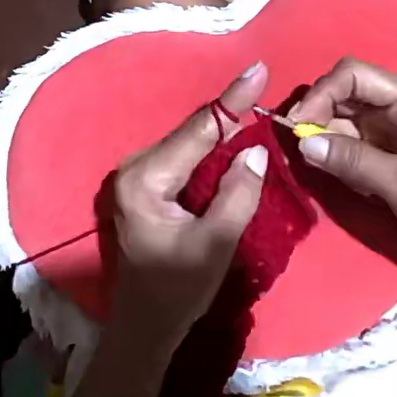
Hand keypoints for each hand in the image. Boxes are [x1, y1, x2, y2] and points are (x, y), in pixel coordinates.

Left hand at [107, 63, 269, 353]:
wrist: (143, 327)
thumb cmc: (177, 291)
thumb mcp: (215, 245)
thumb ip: (238, 194)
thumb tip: (255, 150)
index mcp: (146, 179)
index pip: (198, 132)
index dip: (232, 101)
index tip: (257, 70)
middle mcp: (135, 168)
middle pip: (192, 132)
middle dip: (229, 112)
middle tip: (261, 85)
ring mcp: (138, 175)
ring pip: (190, 142)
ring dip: (222, 130)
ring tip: (254, 104)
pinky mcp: (147, 185)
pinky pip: (185, 157)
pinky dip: (211, 149)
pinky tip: (234, 139)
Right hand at [290, 57, 396, 270]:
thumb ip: (353, 159)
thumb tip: (304, 143)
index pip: (355, 74)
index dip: (323, 92)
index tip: (298, 123)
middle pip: (345, 88)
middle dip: (317, 109)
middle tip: (295, 139)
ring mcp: (389, 125)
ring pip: (342, 111)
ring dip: (321, 129)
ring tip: (307, 153)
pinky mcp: (381, 146)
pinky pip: (346, 135)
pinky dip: (331, 146)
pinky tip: (326, 163)